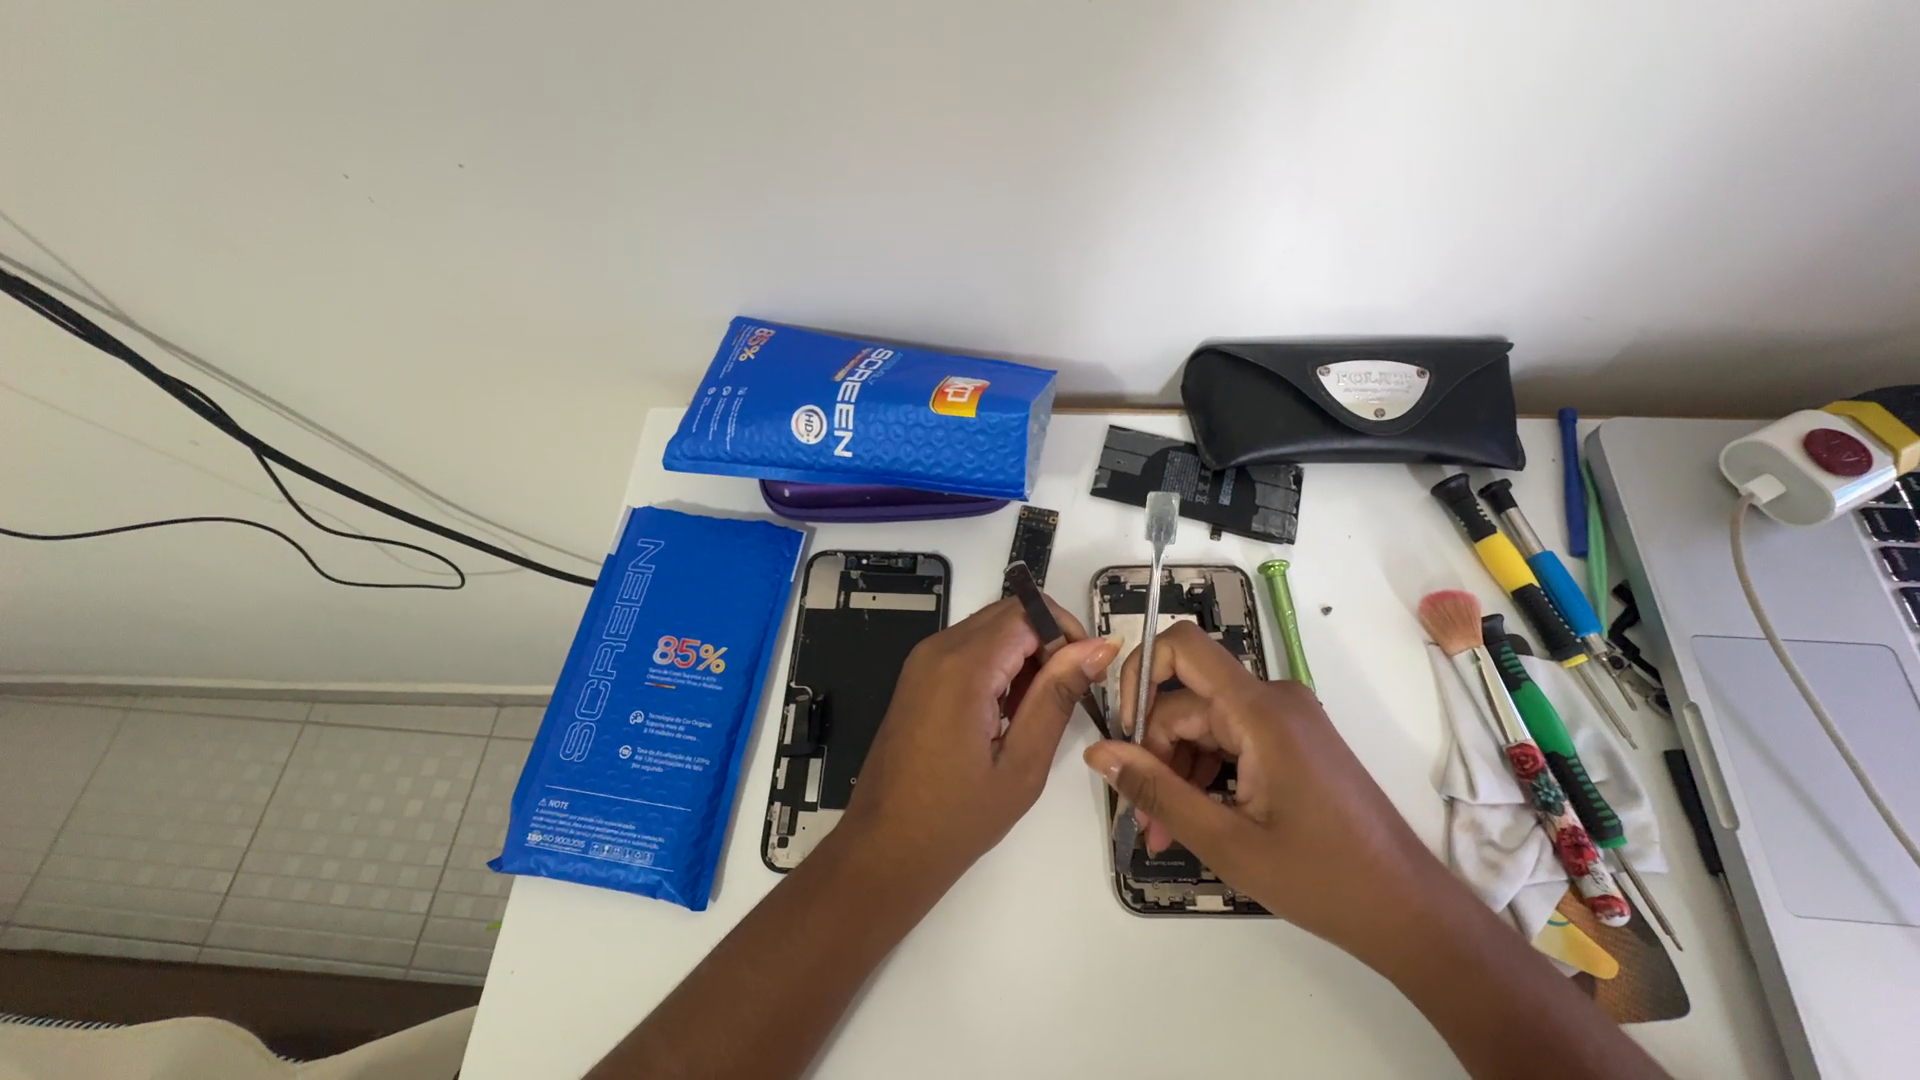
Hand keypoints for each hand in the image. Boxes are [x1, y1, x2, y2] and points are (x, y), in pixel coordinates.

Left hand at [838, 596, 1117, 890]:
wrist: (884, 848)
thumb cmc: (956, 818)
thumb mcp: (1022, 763)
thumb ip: (1058, 696)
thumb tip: (1098, 647)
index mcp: (963, 667)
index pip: (1027, 611)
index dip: (1066, 631)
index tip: (1088, 673)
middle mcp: (937, 651)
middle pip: (1007, 613)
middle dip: (1048, 641)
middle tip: (1071, 692)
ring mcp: (921, 662)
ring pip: (989, 629)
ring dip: (1023, 656)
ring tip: (1038, 712)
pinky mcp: (916, 678)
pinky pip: (967, 650)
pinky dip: (997, 667)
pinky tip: (1007, 715)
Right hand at [1088, 621, 1442, 955]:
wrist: (1408, 911)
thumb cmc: (1322, 878)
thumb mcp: (1225, 840)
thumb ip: (1156, 790)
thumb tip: (1098, 751)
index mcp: (1261, 711)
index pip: (1182, 648)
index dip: (1139, 673)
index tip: (1123, 735)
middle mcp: (1274, 701)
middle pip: (1186, 701)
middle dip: (1155, 753)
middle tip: (1145, 819)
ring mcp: (1287, 721)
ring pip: (1205, 725)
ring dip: (1178, 771)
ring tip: (1167, 833)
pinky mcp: (1293, 743)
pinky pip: (1231, 741)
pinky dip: (1206, 775)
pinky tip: (1196, 821)